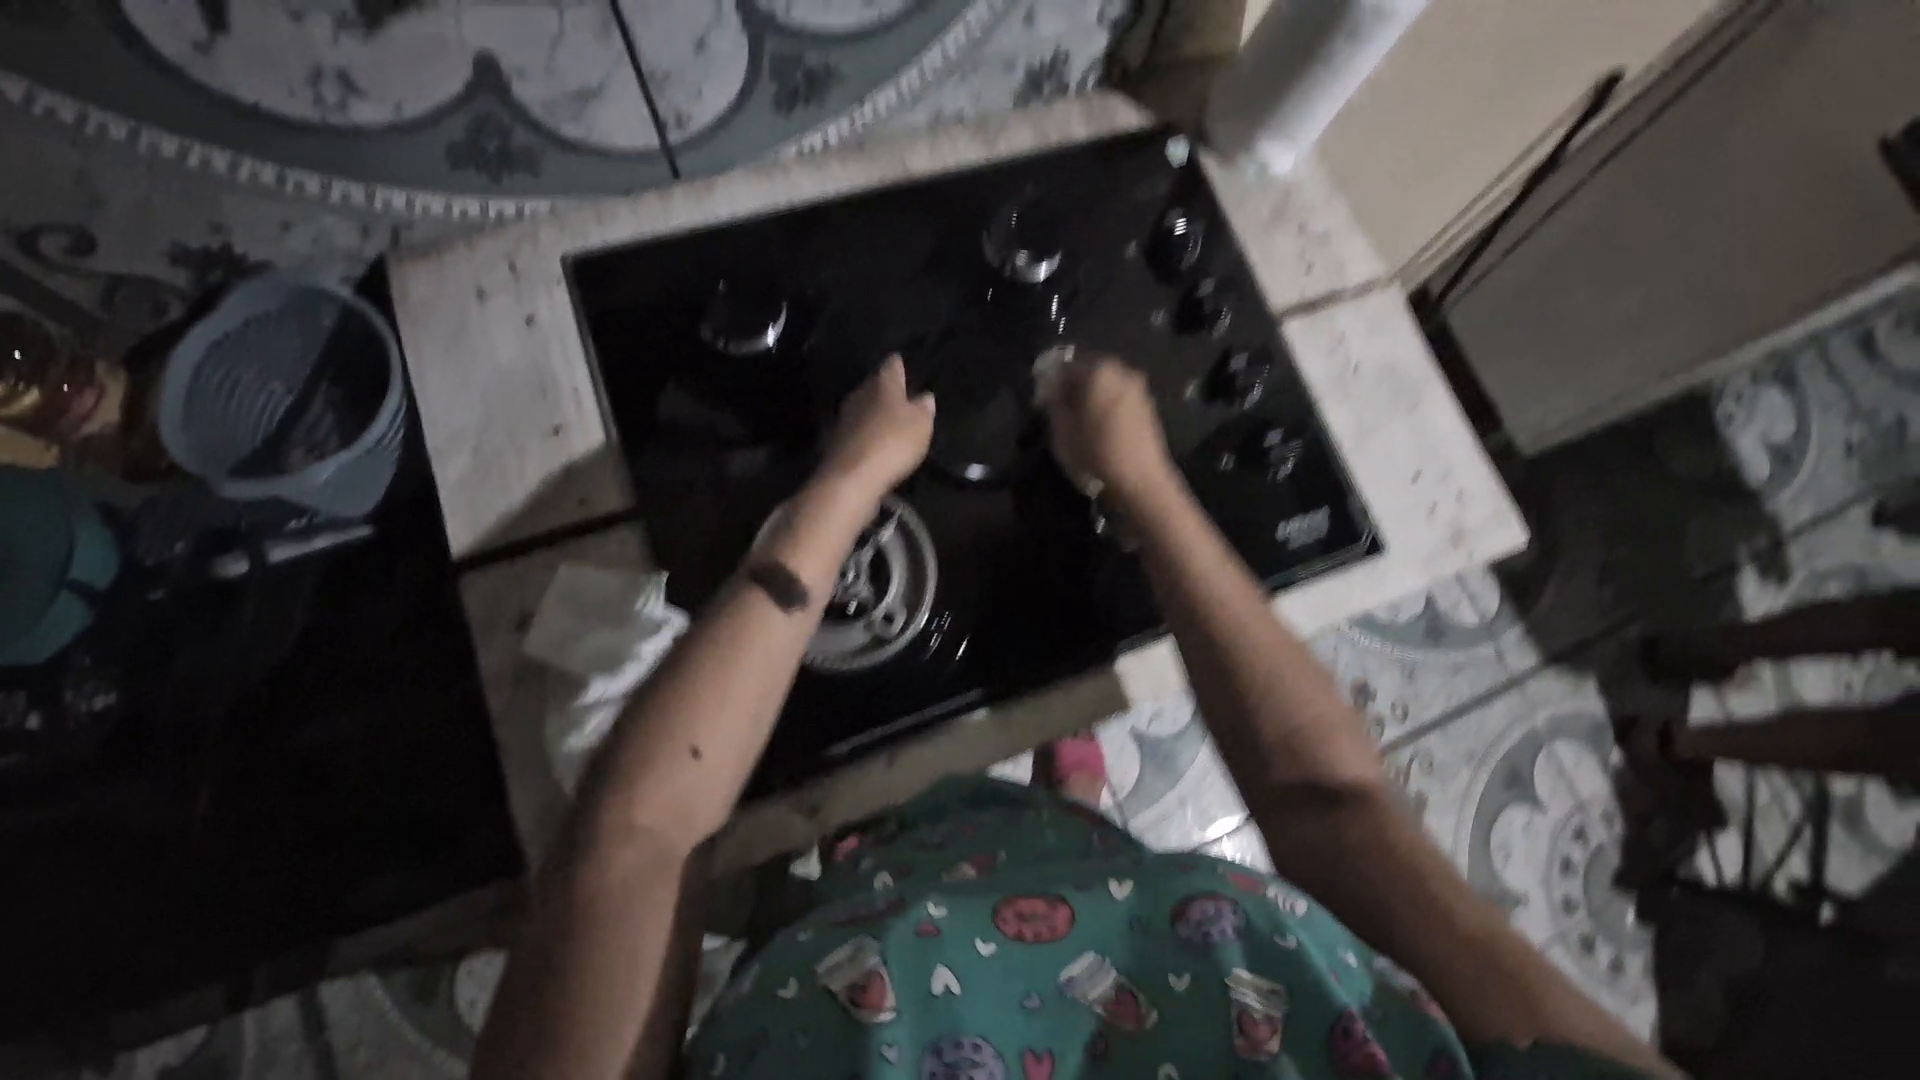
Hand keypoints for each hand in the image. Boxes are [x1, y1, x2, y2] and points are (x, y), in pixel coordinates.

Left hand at [819, 355, 935, 497]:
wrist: (851, 477)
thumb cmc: (893, 442)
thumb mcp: (921, 425)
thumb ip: (923, 408)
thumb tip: (924, 396)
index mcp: (882, 383)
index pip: (891, 365)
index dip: (898, 364)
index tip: (902, 362)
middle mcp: (860, 393)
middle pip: (874, 385)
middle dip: (885, 389)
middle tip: (899, 394)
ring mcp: (844, 417)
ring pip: (862, 407)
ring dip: (873, 412)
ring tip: (888, 418)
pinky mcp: (836, 440)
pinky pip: (855, 430)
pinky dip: (865, 432)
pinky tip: (873, 440)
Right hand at [1036, 353, 1175, 502]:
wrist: (1140, 481)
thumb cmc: (1095, 453)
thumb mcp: (1062, 430)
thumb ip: (1054, 402)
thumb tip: (1052, 389)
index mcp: (1098, 371)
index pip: (1065, 366)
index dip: (1050, 382)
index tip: (1042, 402)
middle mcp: (1122, 370)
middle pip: (1089, 371)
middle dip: (1072, 387)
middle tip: (1059, 410)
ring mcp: (1138, 388)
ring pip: (1105, 384)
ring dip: (1090, 396)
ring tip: (1079, 421)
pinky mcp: (1148, 405)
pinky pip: (1119, 397)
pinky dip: (1106, 405)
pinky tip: (1099, 427)